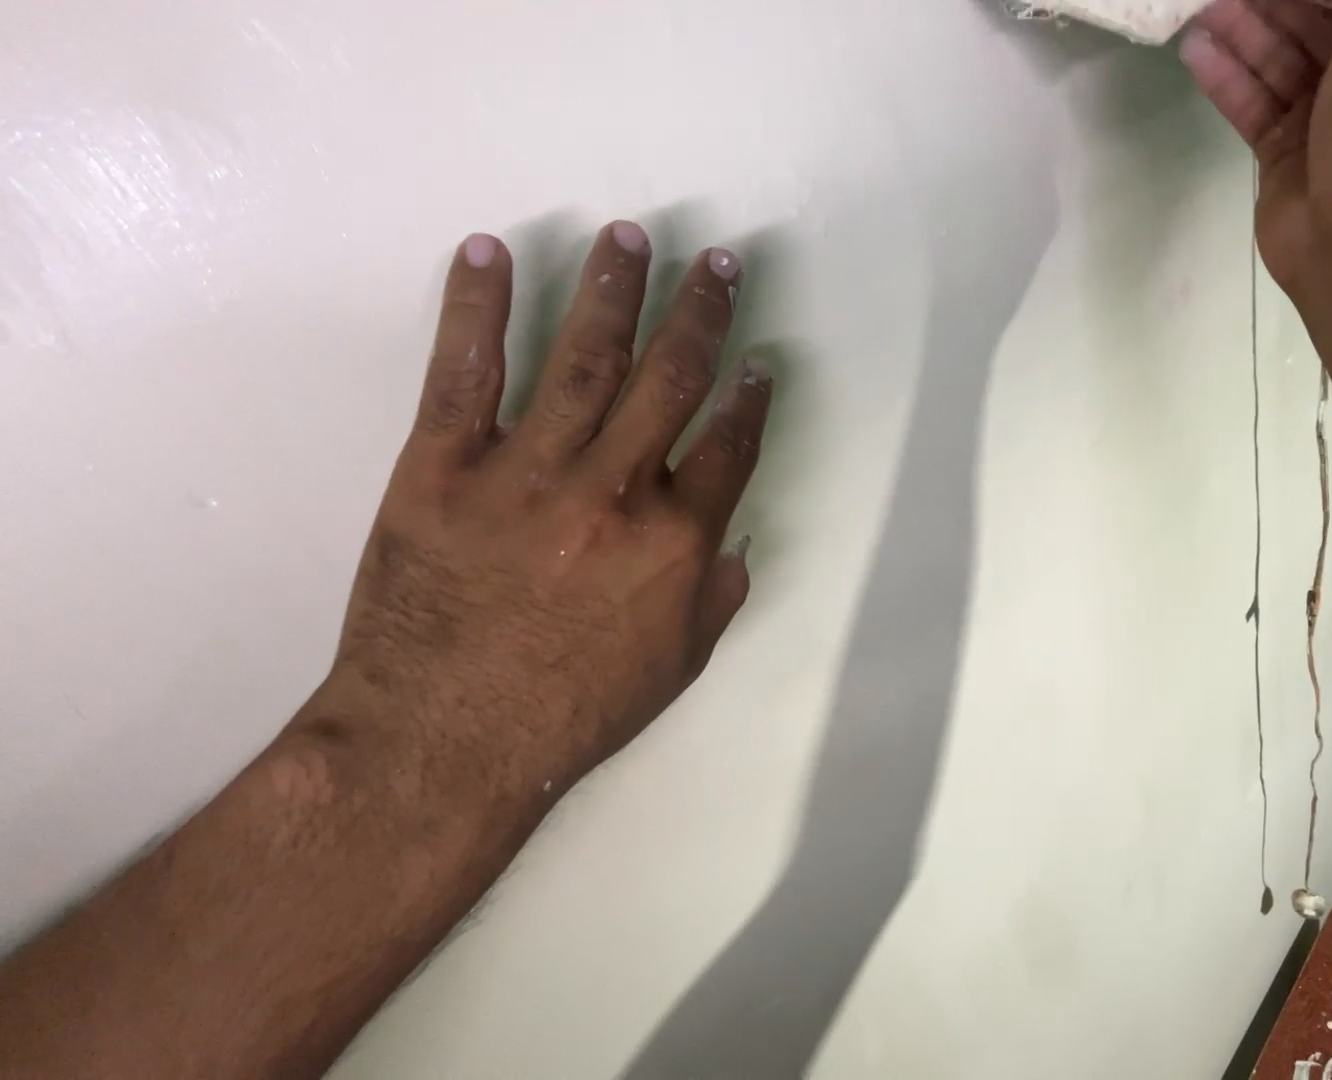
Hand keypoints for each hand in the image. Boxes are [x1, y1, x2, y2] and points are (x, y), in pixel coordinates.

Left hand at [313, 223, 770, 804]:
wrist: (443, 740)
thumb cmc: (574, 709)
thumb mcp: (680, 662)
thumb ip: (717, 591)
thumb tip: (734, 539)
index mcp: (676, 538)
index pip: (730, 444)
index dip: (750, 397)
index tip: (757, 359)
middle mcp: (615, 488)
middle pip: (671, 380)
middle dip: (701, 314)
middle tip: (716, 262)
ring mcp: (528, 470)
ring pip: (582, 358)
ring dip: (612, 291)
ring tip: (630, 237)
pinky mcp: (444, 466)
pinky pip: (466, 372)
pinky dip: (476, 307)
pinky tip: (490, 252)